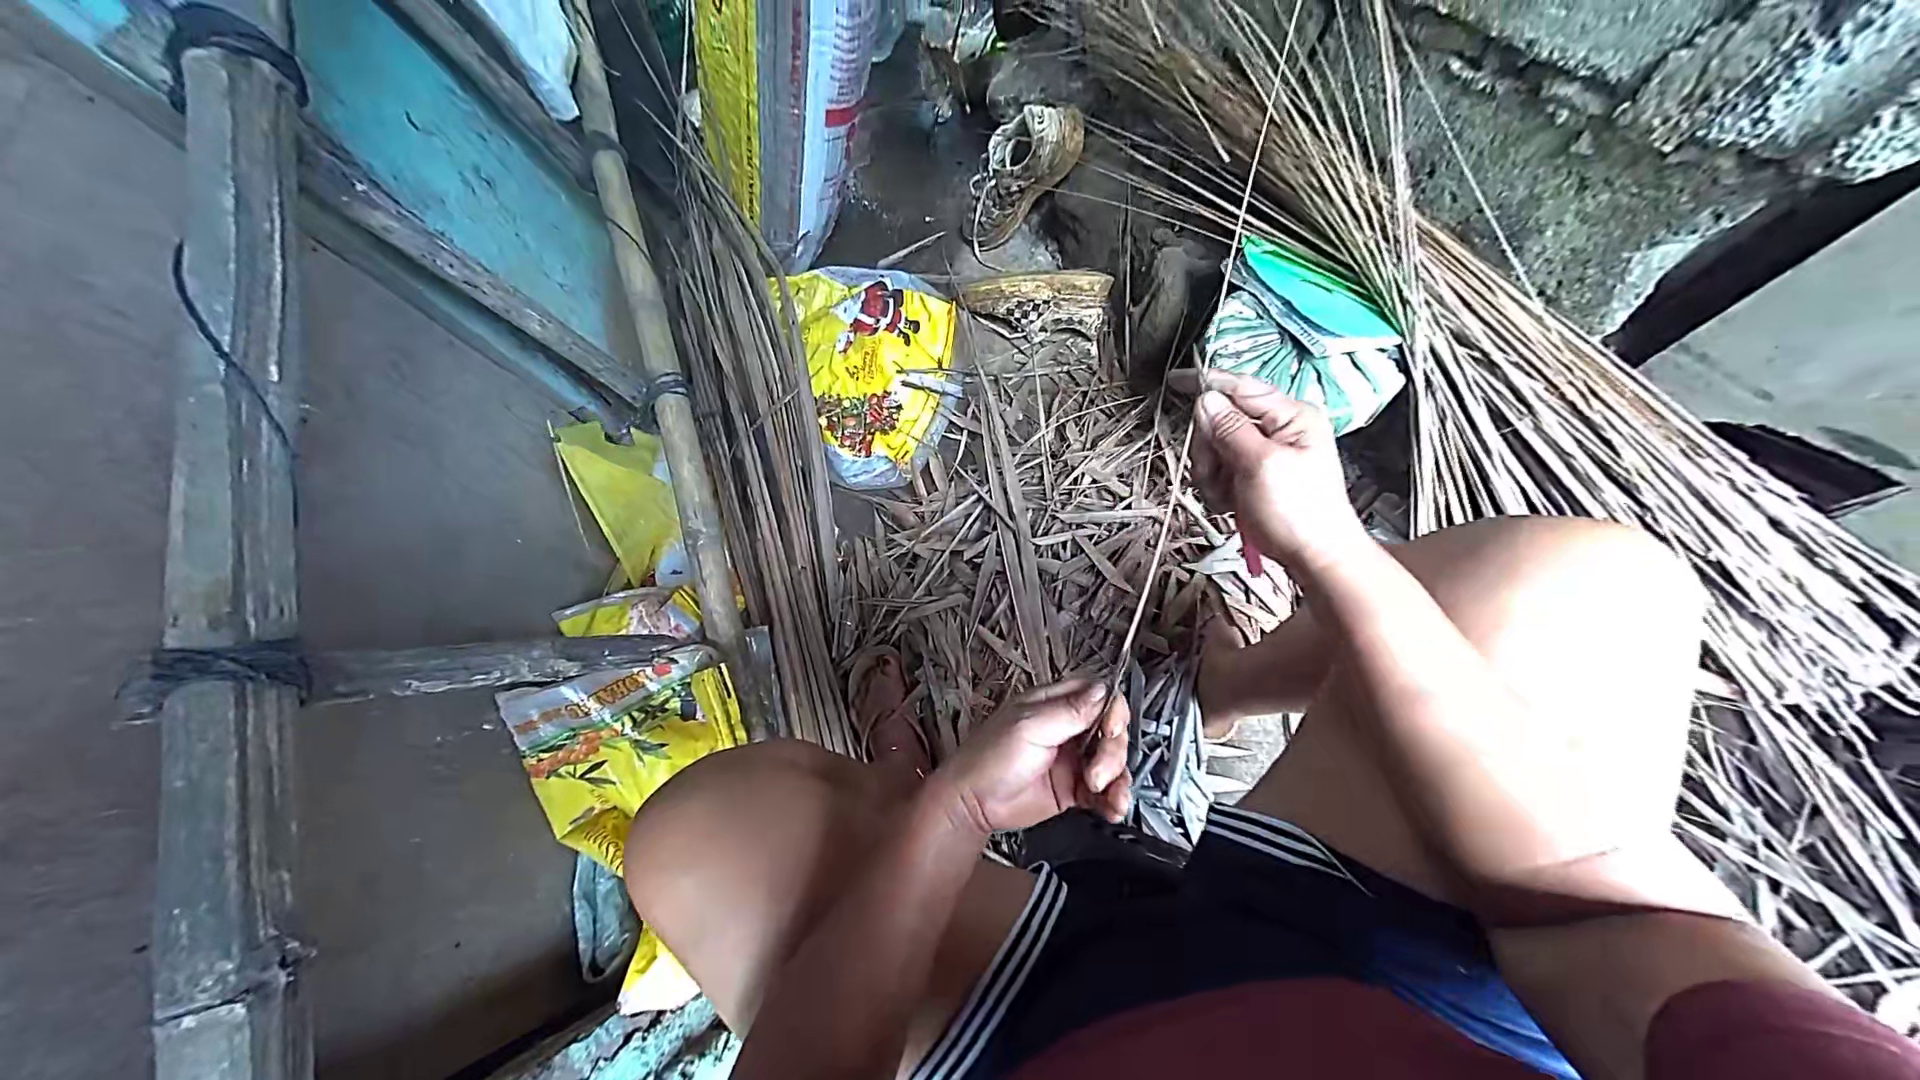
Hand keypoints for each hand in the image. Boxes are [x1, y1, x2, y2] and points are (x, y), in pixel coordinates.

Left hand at [931, 680, 1130, 834]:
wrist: (972, 803)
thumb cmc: (988, 758)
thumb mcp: (1029, 726)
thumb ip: (1069, 710)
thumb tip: (1102, 691)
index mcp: (1053, 704)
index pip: (1098, 695)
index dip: (1112, 711)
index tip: (1110, 730)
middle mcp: (1066, 728)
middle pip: (1111, 730)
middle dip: (1112, 751)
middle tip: (1096, 772)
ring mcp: (1071, 759)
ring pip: (1113, 761)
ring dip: (1116, 777)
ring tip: (1098, 791)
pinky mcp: (1073, 788)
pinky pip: (1105, 791)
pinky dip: (1114, 799)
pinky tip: (1111, 808)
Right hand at [1172, 369, 1368, 569]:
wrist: (1313, 557)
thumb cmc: (1300, 515)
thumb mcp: (1261, 465)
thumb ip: (1230, 429)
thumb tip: (1207, 399)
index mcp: (1291, 416)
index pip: (1241, 388)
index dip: (1208, 384)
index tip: (1178, 381)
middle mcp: (1278, 429)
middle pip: (1219, 420)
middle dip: (1209, 448)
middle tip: (1219, 473)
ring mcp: (1263, 453)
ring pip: (1213, 447)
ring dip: (1211, 473)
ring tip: (1228, 494)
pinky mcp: (1252, 474)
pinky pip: (1217, 470)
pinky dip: (1216, 487)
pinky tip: (1231, 501)